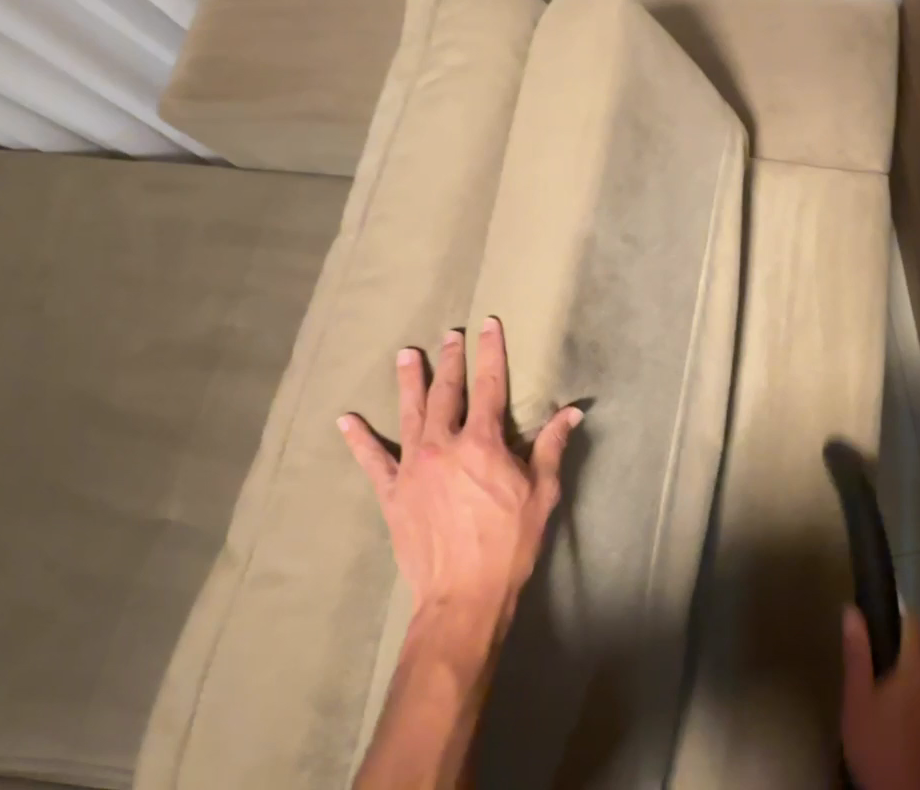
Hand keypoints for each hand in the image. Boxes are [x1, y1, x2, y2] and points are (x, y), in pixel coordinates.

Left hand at [338, 318, 580, 628]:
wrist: (463, 593)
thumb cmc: (511, 542)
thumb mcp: (542, 492)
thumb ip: (552, 447)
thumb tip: (572, 411)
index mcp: (483, 443)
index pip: (490, 386)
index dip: (491, 353)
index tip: (489, 325)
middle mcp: (444, 444)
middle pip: (447, 391)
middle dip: (450, 360)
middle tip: (449, 335)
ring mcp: (413, 467)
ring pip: (410, 414)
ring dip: (409, 382)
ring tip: (406, 355)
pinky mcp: (393, 493)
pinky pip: (372, 460)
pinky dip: (359, 439)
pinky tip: (346, 419)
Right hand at [840, 606, 919, 789]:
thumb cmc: (876, 744)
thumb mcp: (856, 697)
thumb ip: (856, 653)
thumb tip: (852, 610)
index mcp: (915, 670)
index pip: (914, 624)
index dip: (899, 610)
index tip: (881, 606)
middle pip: (919, 652)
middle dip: (898, 646)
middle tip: (870, 653)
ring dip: (906, 674)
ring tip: (878, 685)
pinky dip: (913, 698)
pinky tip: (894, 715)